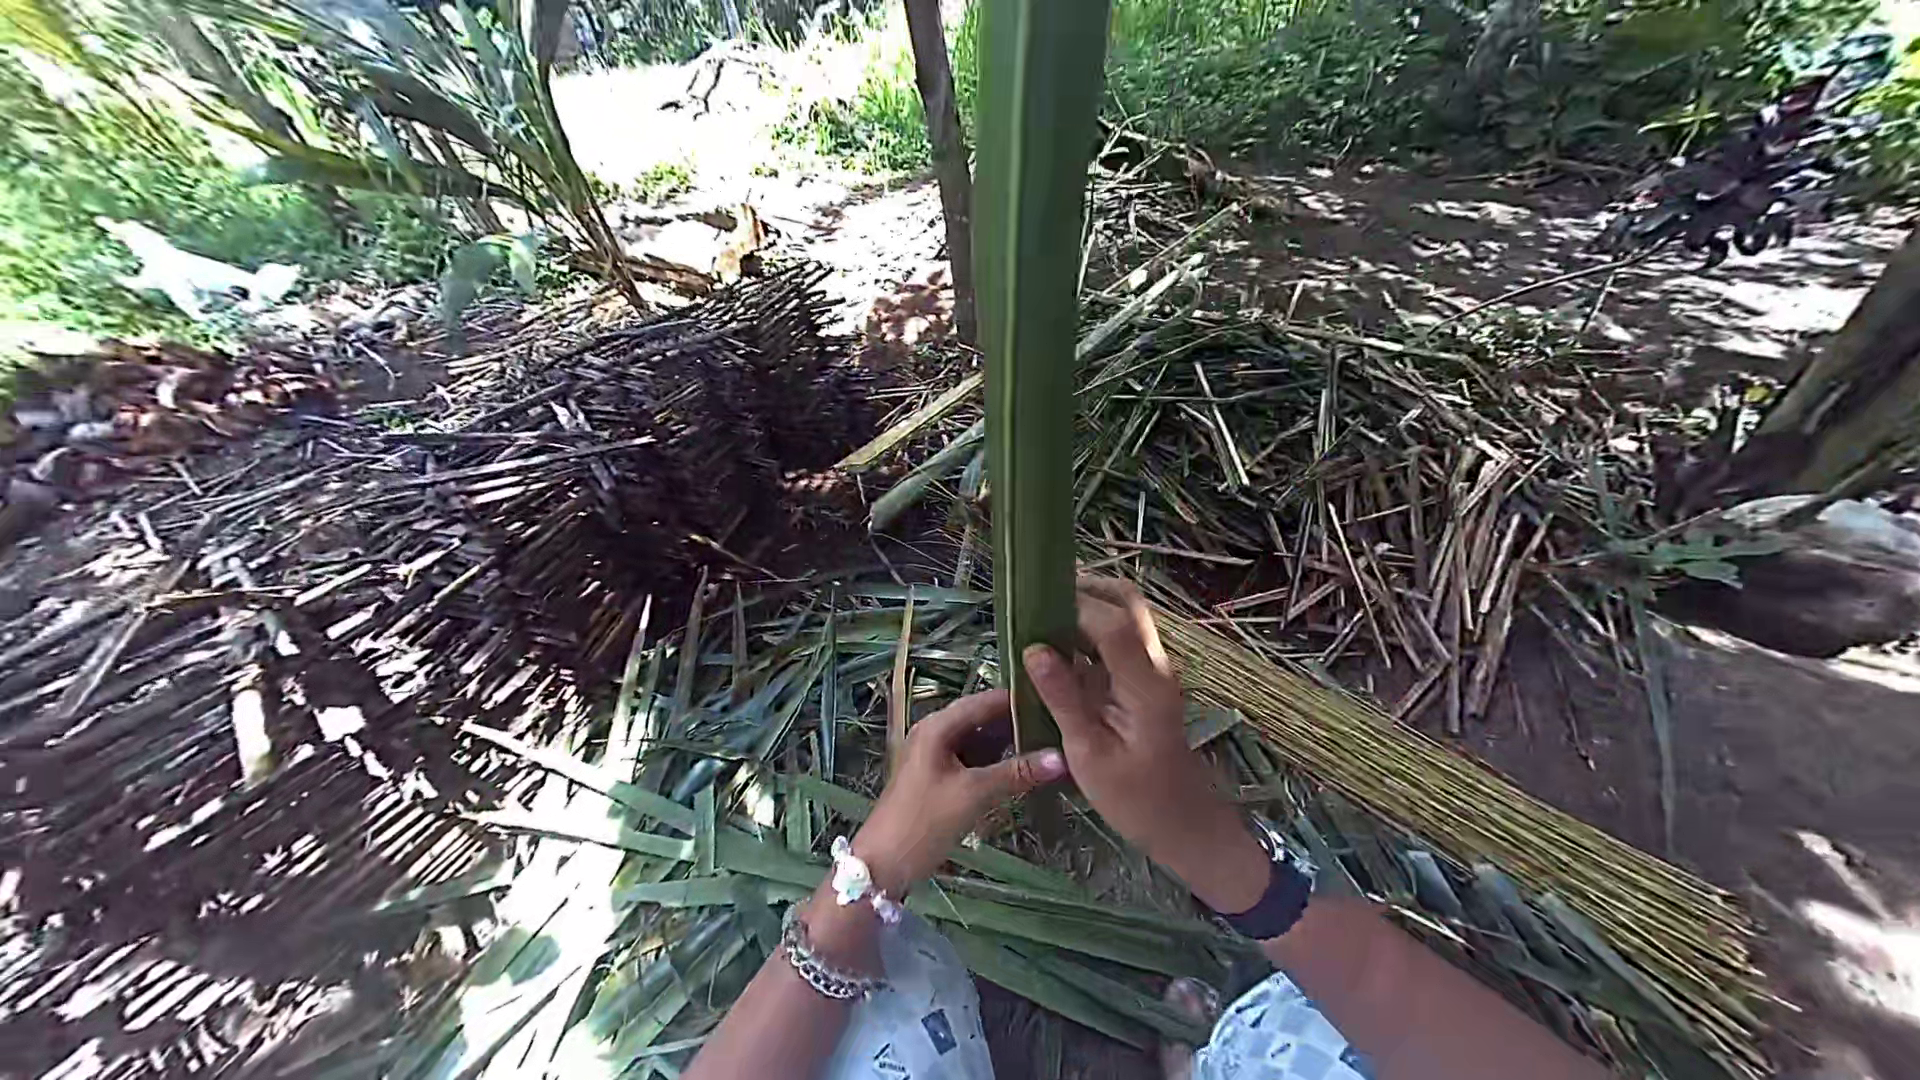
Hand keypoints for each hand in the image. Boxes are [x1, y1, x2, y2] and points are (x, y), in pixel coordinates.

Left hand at [849, 689, 1066, 897]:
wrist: (883, 865)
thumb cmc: (924, 822)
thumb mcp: (973, 794)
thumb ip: (1017, 773)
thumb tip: (1062, 758)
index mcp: (939, 725)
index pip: (986, 700)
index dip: (1020, 700)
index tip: (1058, 702)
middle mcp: (938, 730)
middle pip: (984, 717)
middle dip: (1019, 722)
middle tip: (1060, 726)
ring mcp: (938, 753)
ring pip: (981, 738)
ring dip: (1011, 742)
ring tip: (1052, 743)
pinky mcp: (941, 774)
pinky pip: (975, 757)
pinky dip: (998, 760)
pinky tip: (1026, 767)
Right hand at [1023, 577, 1269, 913]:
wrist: (1182, 822)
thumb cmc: (1134, 798)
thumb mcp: (1088, 754)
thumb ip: (1062, 698)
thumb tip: (1032, 648)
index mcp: (1144, 684)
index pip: (1113, 624)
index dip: (1074, 608)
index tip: (1033, 610)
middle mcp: (1153, 664)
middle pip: (1127, 602)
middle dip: (1084, 590)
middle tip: (1039, 600)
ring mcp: (1152, 668)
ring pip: (1124, 613)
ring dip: (1086, 605)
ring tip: (1042, 618)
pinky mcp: (1143, 677)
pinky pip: (1117, 636)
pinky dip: (1088, 628)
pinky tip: (1057, 644)